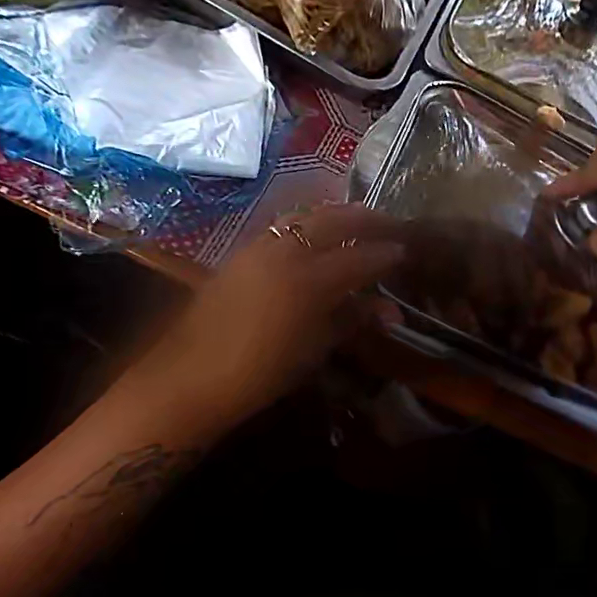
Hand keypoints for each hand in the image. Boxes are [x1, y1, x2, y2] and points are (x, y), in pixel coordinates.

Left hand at [127, 204, 405, 429]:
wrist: (191, 378)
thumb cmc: (261, 374)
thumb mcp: (314, 349)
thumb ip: (351, 320)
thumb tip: (389, 310)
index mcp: (310, 280)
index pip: (360, 257)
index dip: (386, 254)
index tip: (406, 252)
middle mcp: (285, 251)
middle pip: (334, 220)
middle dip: (365, 219)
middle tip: (388, 225)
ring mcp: (258, 248)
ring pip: (304, 217)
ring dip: (334, 217)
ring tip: (355, 225)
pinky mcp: (239, 254)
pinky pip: (281, 229)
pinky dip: (305, 227)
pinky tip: (313, 240)